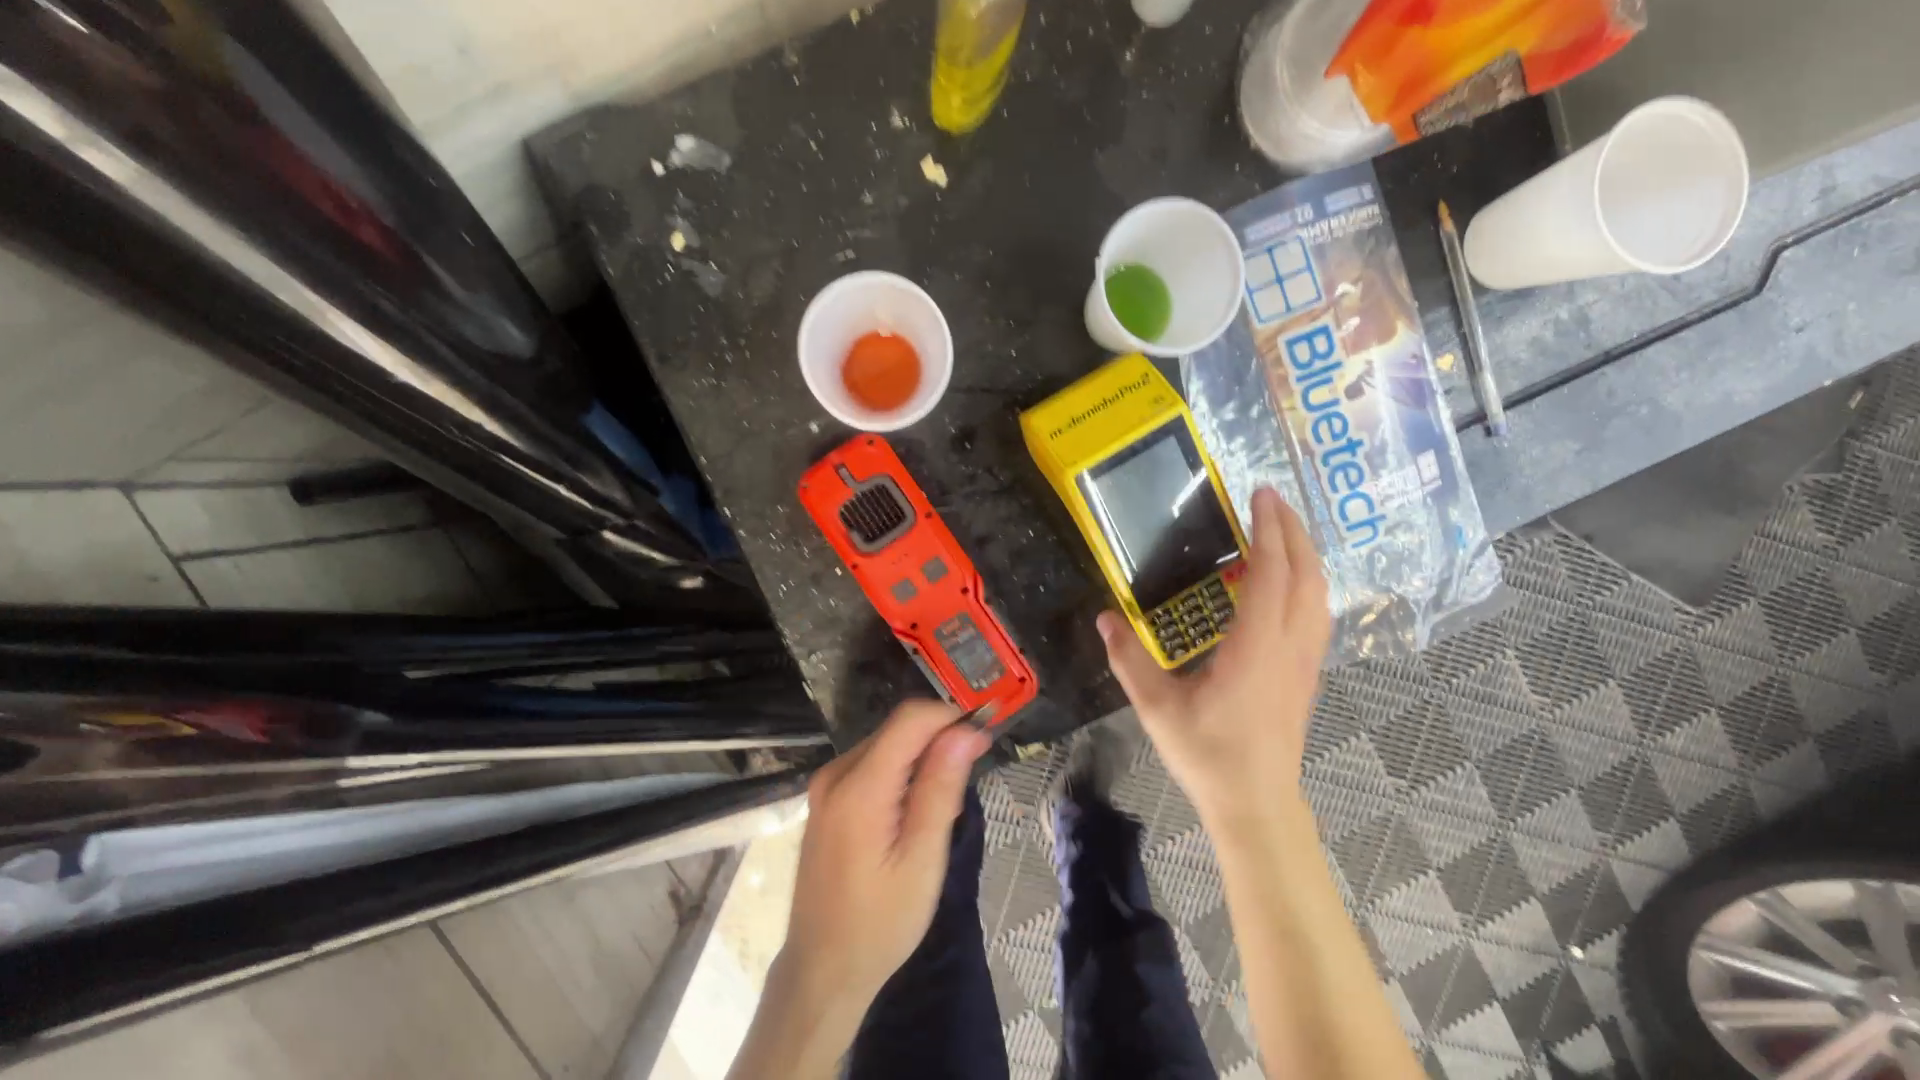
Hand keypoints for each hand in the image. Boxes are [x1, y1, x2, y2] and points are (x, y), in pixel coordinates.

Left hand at [779, 700, 990, 1007]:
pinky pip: (871, 766)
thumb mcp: (922, 860)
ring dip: (921, 760)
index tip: (985, 740)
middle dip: (939, 742)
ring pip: (886, 746)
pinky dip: (901, 775)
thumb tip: (965, 732)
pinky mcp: (826, 801)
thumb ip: (941, 790)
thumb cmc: (880, 924)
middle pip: (897, 730)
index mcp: (858, 788)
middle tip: (964, 790)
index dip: (952, 718)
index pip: (910, 719)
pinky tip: (911, 817)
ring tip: (939, 813)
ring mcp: (825, 787)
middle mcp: (835, 775)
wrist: (823, 968)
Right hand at [1097, 486, 1331, 824]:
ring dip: (1305, 554)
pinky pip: (1317, 614)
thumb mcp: (1158, 708)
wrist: (1256, 803)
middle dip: (1293, 530)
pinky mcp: (1307, 675)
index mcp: (1256, 648)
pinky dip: (1307, 582)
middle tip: (1271, 499)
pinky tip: (1289, 583)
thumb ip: (1130, 660)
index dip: (1268, 530)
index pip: (1271, 574)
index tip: (1259, 496)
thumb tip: (1106, 617)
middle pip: (1306, 574)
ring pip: (1319, 594)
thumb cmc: (1208, 755)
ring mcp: (1306, 661)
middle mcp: (1290, 646)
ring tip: (1282, 531)